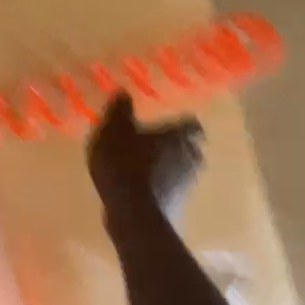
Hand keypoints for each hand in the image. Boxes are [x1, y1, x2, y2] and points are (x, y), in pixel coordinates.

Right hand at [88, 94, 204, 218]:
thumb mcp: (113, 131)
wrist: (134, 214)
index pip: (191, 125)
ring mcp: (188, 185)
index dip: (182, 122)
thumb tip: (124, 90)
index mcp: (178, 136)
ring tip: (148, 165)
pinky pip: (173, 189)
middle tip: (158, 142)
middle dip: (178, 145)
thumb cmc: (123, 163)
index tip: (170, 121)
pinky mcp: (179, 206)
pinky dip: (163, 185)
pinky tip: (143, 186)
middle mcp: (190, 158)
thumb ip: (120, 111)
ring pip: (184, 169)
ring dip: (171, 166)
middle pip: (191, 148)